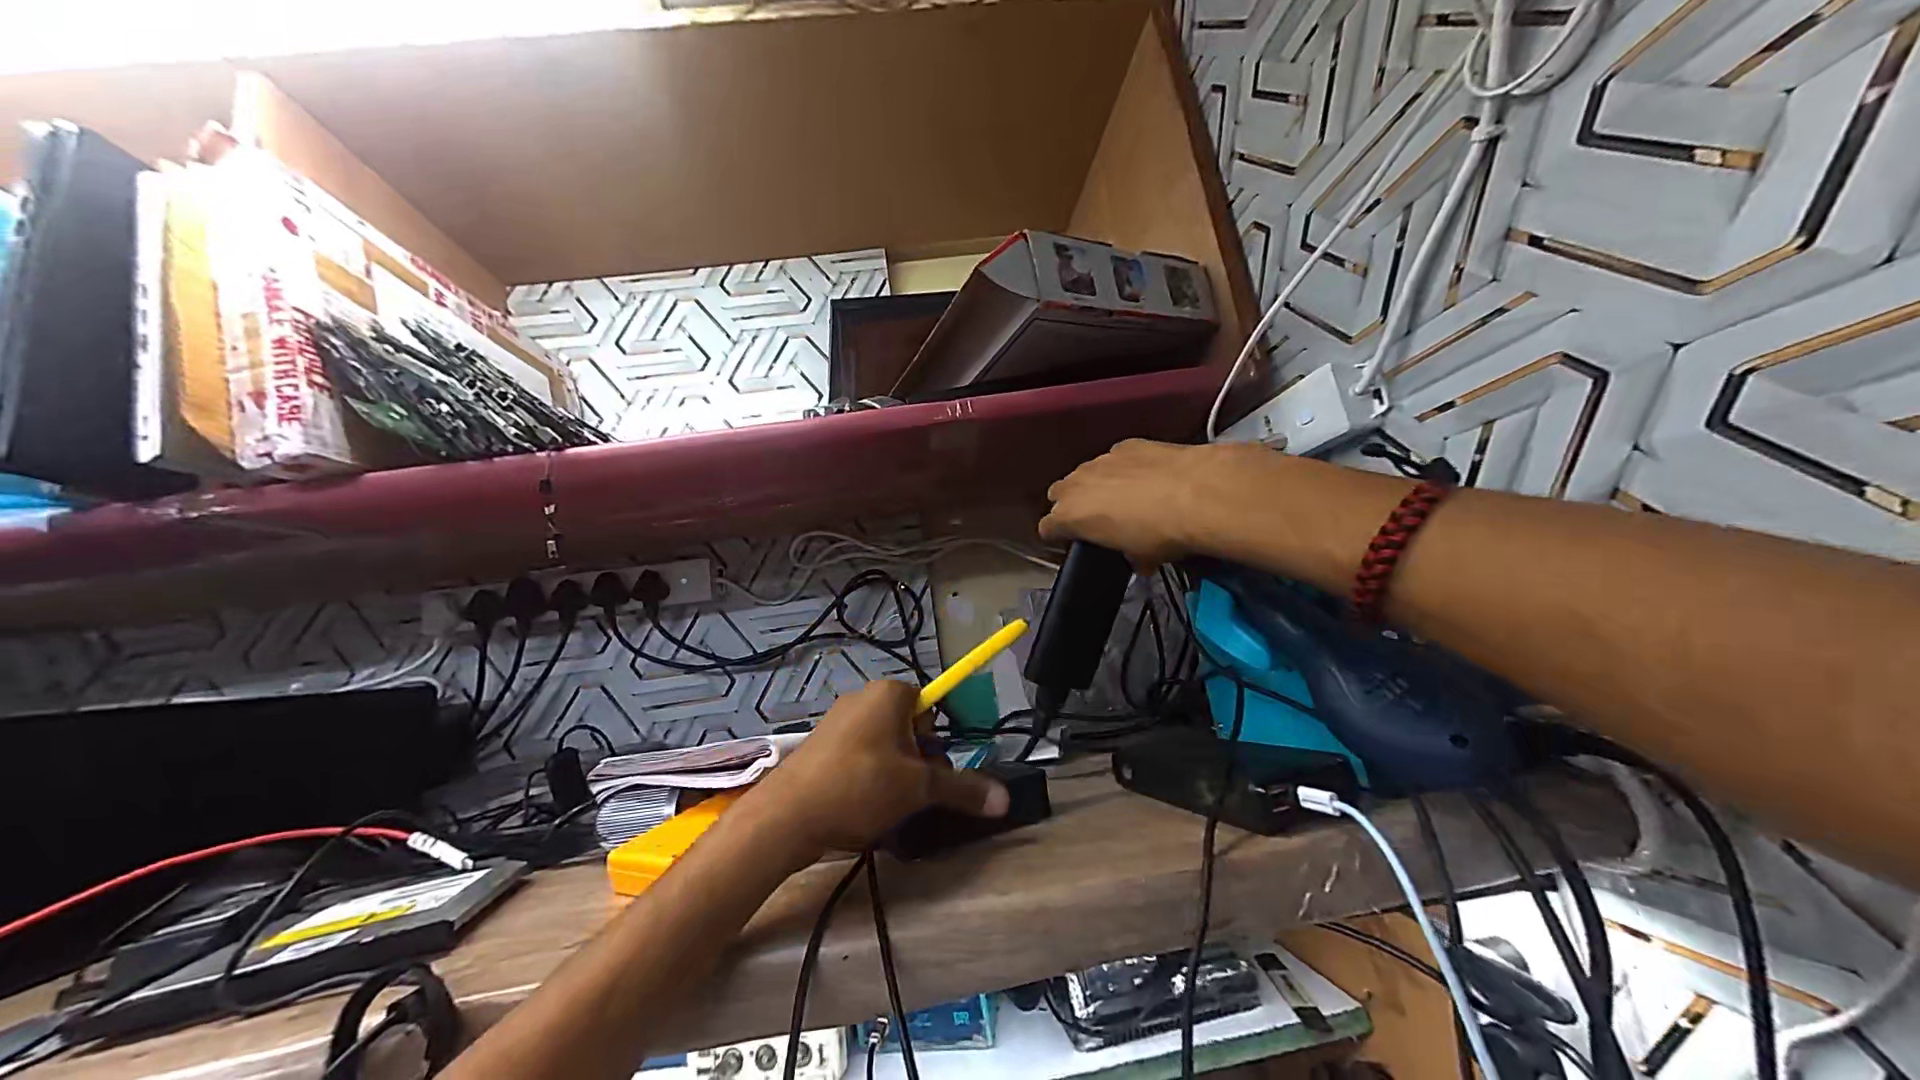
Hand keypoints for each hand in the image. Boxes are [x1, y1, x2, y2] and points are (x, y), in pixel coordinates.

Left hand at [749, 680, 1008, 858]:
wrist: (787, 816)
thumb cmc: (861, 786)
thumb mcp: (919, 788)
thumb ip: (962, 790)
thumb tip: (1005, 799)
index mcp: (889, 693)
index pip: (930, 704)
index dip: (937, 739)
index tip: (935, 770)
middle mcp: (862, 699)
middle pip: (908, 727)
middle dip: (918, 761)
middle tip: (916, 794)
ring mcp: (837, 723)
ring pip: (884, 748)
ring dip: (894, 776)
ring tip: (889, 808)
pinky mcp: (820, 749)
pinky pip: (858, 760)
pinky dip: (868, 782)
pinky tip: (863, 811)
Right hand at [1039, 439, 1275, 568]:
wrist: (1197, 493)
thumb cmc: (1161, 532)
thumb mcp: (1141, 556)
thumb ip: (1130, 557)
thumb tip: (1141, 560)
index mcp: (1070, 516)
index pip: (1048, 527)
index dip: (1058, 535)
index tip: (1069, 540)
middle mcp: (1077, 483)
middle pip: (1060, 494)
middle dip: (1072, 505)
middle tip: (1095, 519)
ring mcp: (1102, 460)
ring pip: (1087, 473)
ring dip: (1099, 485)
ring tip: (1125, 498)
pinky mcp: (1128, 444)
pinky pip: (1116, 458)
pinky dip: (1126, 467)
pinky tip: (1147, 477)